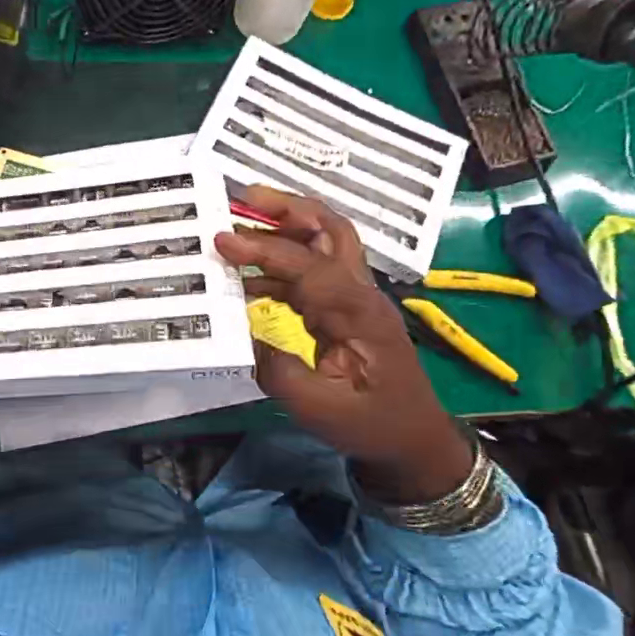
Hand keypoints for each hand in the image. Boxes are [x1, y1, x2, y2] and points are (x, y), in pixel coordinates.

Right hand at [214, 187, 471, 502]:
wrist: (412, 439)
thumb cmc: (371, 424)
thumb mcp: (317, 408)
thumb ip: (276, 369)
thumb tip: (242, 335)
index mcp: (358, 314)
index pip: (309, 266)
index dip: (264, 250)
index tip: (222, 240)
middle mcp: (359, 294)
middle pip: (331, 230)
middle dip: (288, 207)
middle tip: (243, 196)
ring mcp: (352, 299)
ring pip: (322, 244)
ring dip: (283, 227)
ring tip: (238, 224)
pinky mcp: (341, 310)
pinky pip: (309, 273)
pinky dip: (277, 263)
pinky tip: (246, 275)